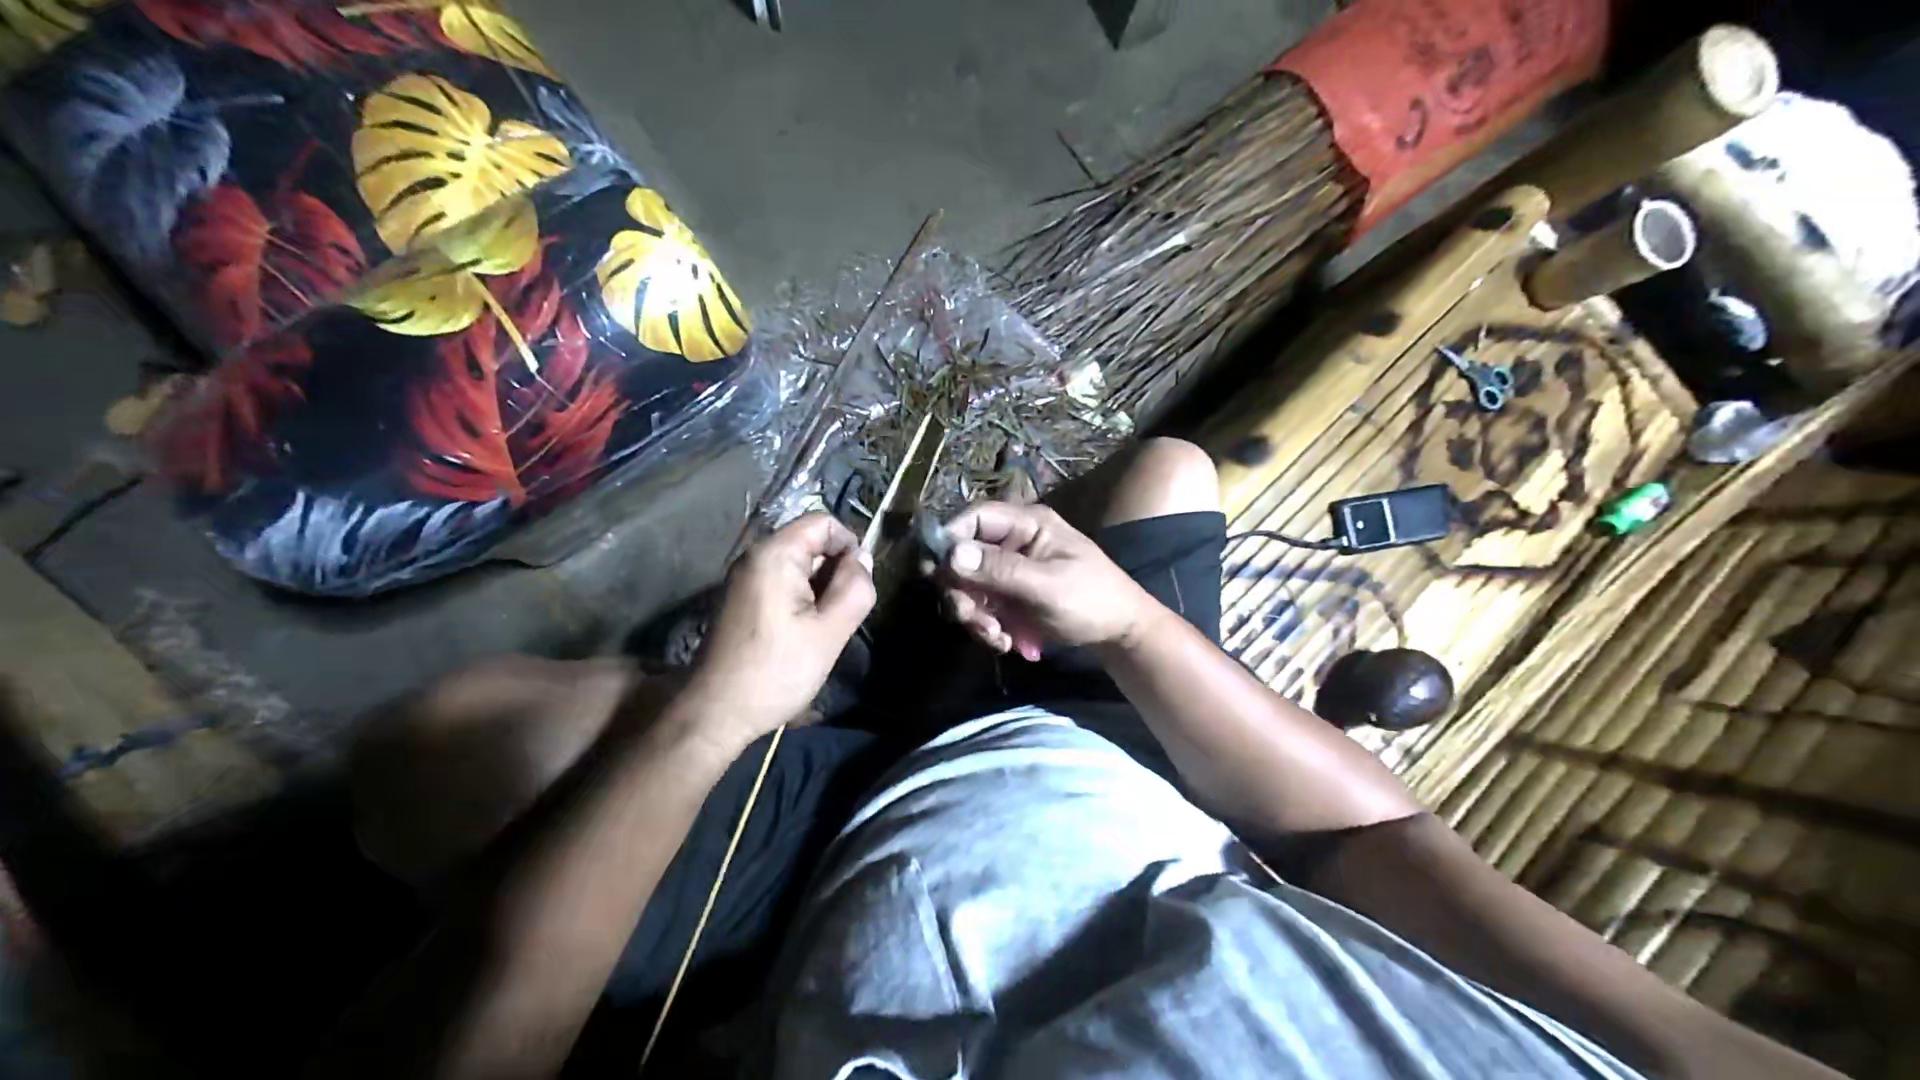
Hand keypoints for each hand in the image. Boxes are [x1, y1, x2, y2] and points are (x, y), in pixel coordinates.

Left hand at [685, 513, 874, 738]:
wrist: (717, 712)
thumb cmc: (776, 670)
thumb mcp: (830, 631)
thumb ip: (855, 588)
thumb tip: (863, 559)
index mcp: (774, 554)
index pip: (823, 522)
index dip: (849, 545)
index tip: (858, 584)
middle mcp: (755, 557)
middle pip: (810, 543)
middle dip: (835, 571)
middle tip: (840, 615)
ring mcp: (744, 578)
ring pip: (799, 566)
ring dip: (820, 590)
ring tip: (822, 628)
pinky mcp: (741, 599)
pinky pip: (782, 584)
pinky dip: (801, 600)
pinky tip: (803, 634)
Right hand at [936, 502, 1156, 659]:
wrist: (1120, 635)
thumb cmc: (1091, 601)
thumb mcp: (1046, 586)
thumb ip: (999, 570)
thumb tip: (950, 554)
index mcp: (1027, 524)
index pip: (974, 518)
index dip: (950, 540)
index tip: (937, 573)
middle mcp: (1014, 541)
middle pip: (964, 556)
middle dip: (964, 593)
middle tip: (974, 621)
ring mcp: (1010, 569)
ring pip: (969, 586)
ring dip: (976, 617)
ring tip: (998, 639)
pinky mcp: (1010, 594)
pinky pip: (983, 606)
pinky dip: (989, 626)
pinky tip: (1008, 643)